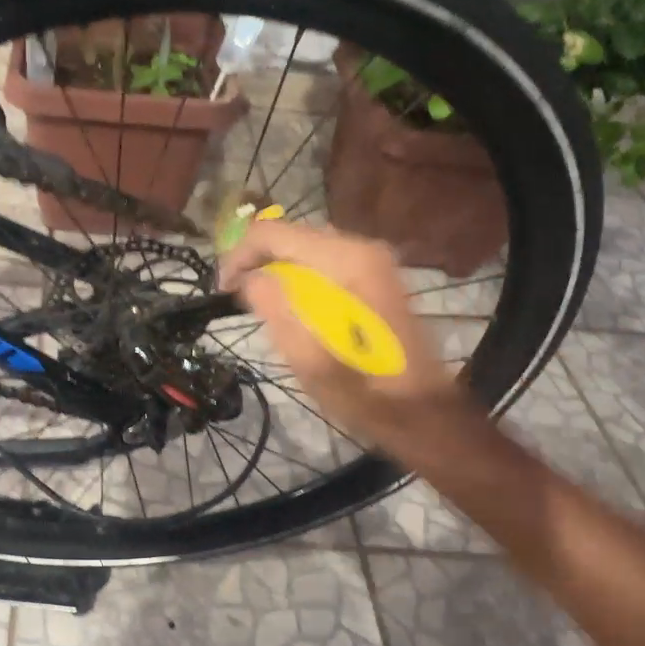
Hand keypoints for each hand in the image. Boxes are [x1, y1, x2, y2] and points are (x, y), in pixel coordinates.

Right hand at [218, 220, 469, 455]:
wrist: (421, 412)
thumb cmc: (365, 393)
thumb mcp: (310, 361)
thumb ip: (276, 309)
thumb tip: (248, 278)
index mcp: (346, 262)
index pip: (272, 233)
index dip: (238, 255)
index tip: (222, 289)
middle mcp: (361, 248)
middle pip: (288, 233)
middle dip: (254, 260)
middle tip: (234, 296)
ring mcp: (371, 259)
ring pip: (303, 244)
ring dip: (273, 266)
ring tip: (254, 299)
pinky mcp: (373, 273)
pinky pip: (321, 259)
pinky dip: (296, 273)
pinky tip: (287, 303)